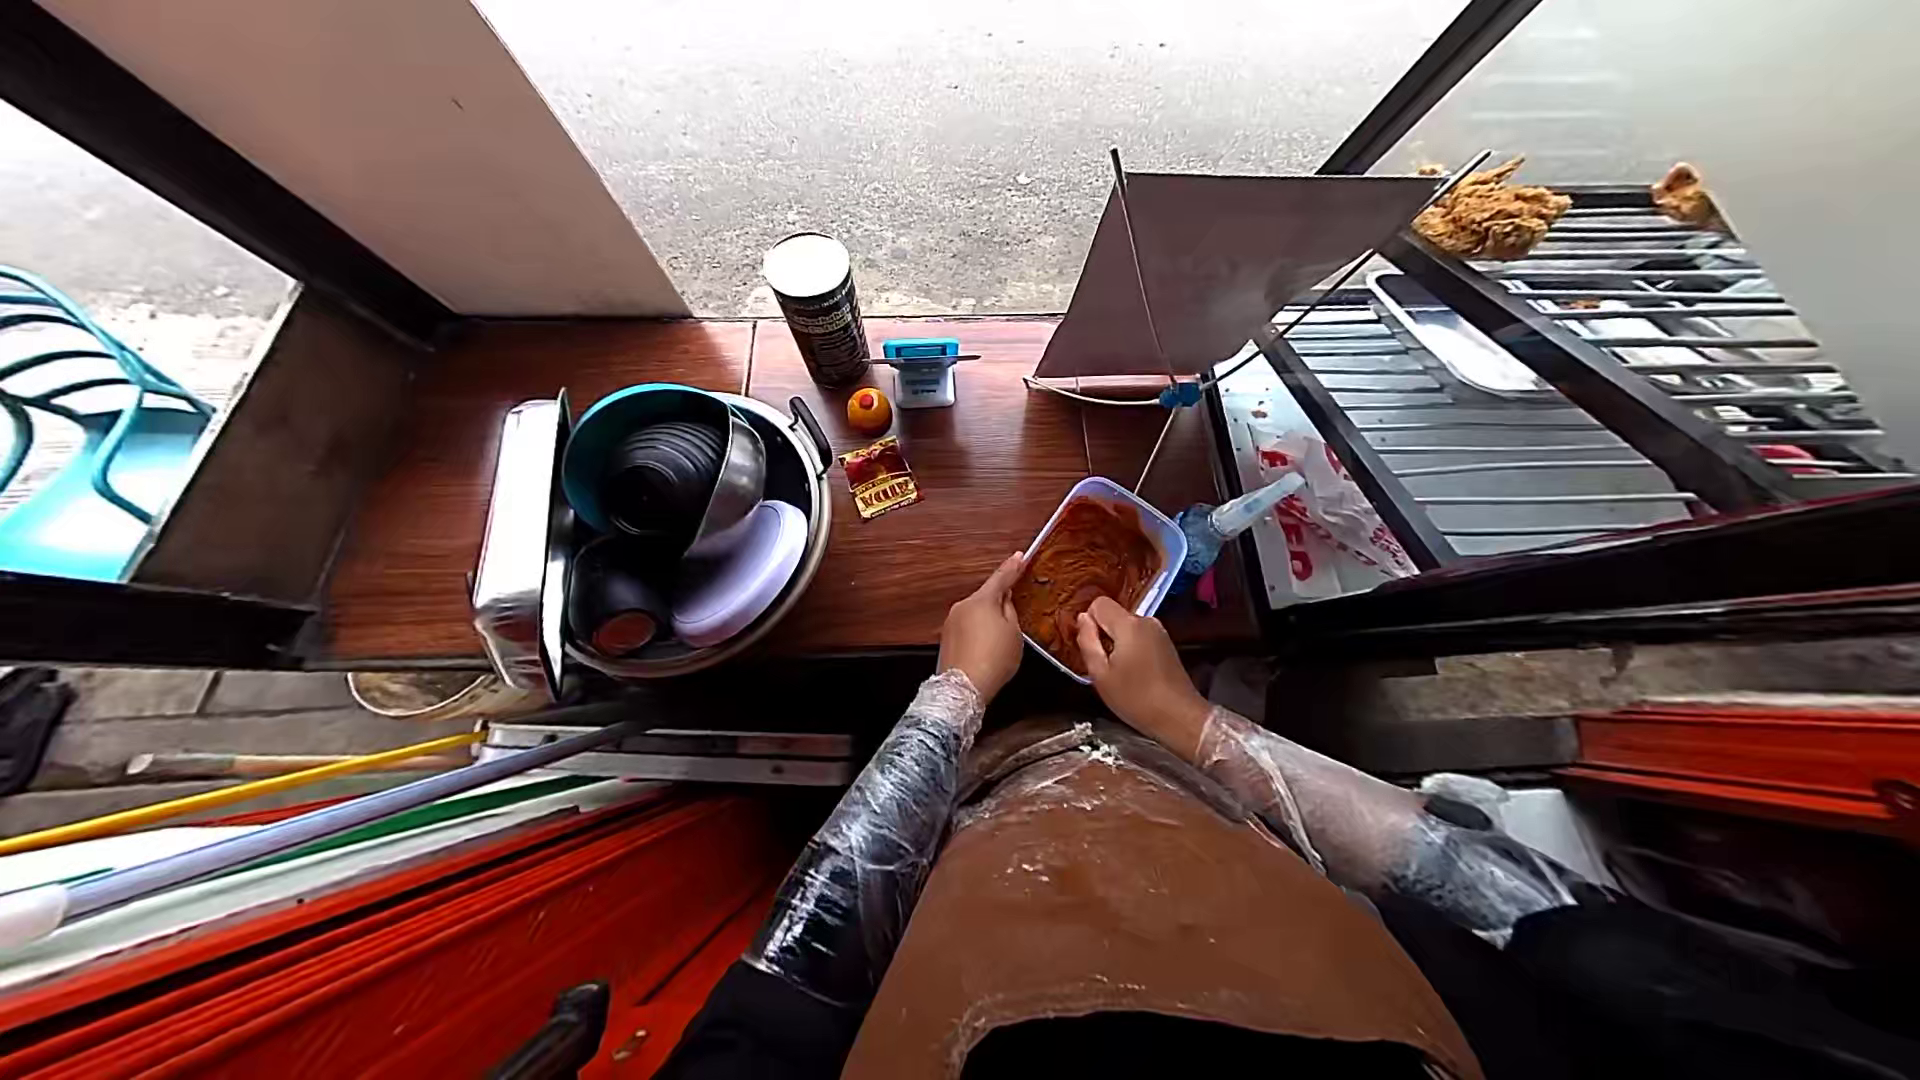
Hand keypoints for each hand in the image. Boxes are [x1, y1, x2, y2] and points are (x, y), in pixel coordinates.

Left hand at [937, 552, 1026, 701]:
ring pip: (976, 613)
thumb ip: (1010, 610)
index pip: (1000, 577)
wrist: (964, 687)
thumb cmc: (993, 660)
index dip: (1012, 567)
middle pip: (986, 597)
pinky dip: (977, 633)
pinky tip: (986, 649)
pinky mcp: (947, 637)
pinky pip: (967, 627)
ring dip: (988, 621)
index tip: (1020, 557)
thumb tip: (1005, 599)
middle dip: (1000, 604)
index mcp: (982, 600)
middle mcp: (963, 606)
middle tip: (1014, 619)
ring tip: (1000, 643)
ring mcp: (952, 621)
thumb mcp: (1013, 633)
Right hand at [1075, 596, 1211, 757]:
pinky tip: (1135, 673)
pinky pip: (1139, 636)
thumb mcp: (1100, 674)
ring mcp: (1159, 631)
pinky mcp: (1166, 643)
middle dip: (1104, 634)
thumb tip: (1083, 618)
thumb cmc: (1135, 699)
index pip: (1099, 603)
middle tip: (1104, 665)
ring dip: (1118, 643)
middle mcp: (1146, 621)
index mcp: (1128, 625)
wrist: (1179, 717)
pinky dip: (1132, 649)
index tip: (1092, 647)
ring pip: (1126, 627)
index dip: (1090, 622)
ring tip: (1121, 672)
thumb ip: (1087, 641)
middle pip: (1114, 615)